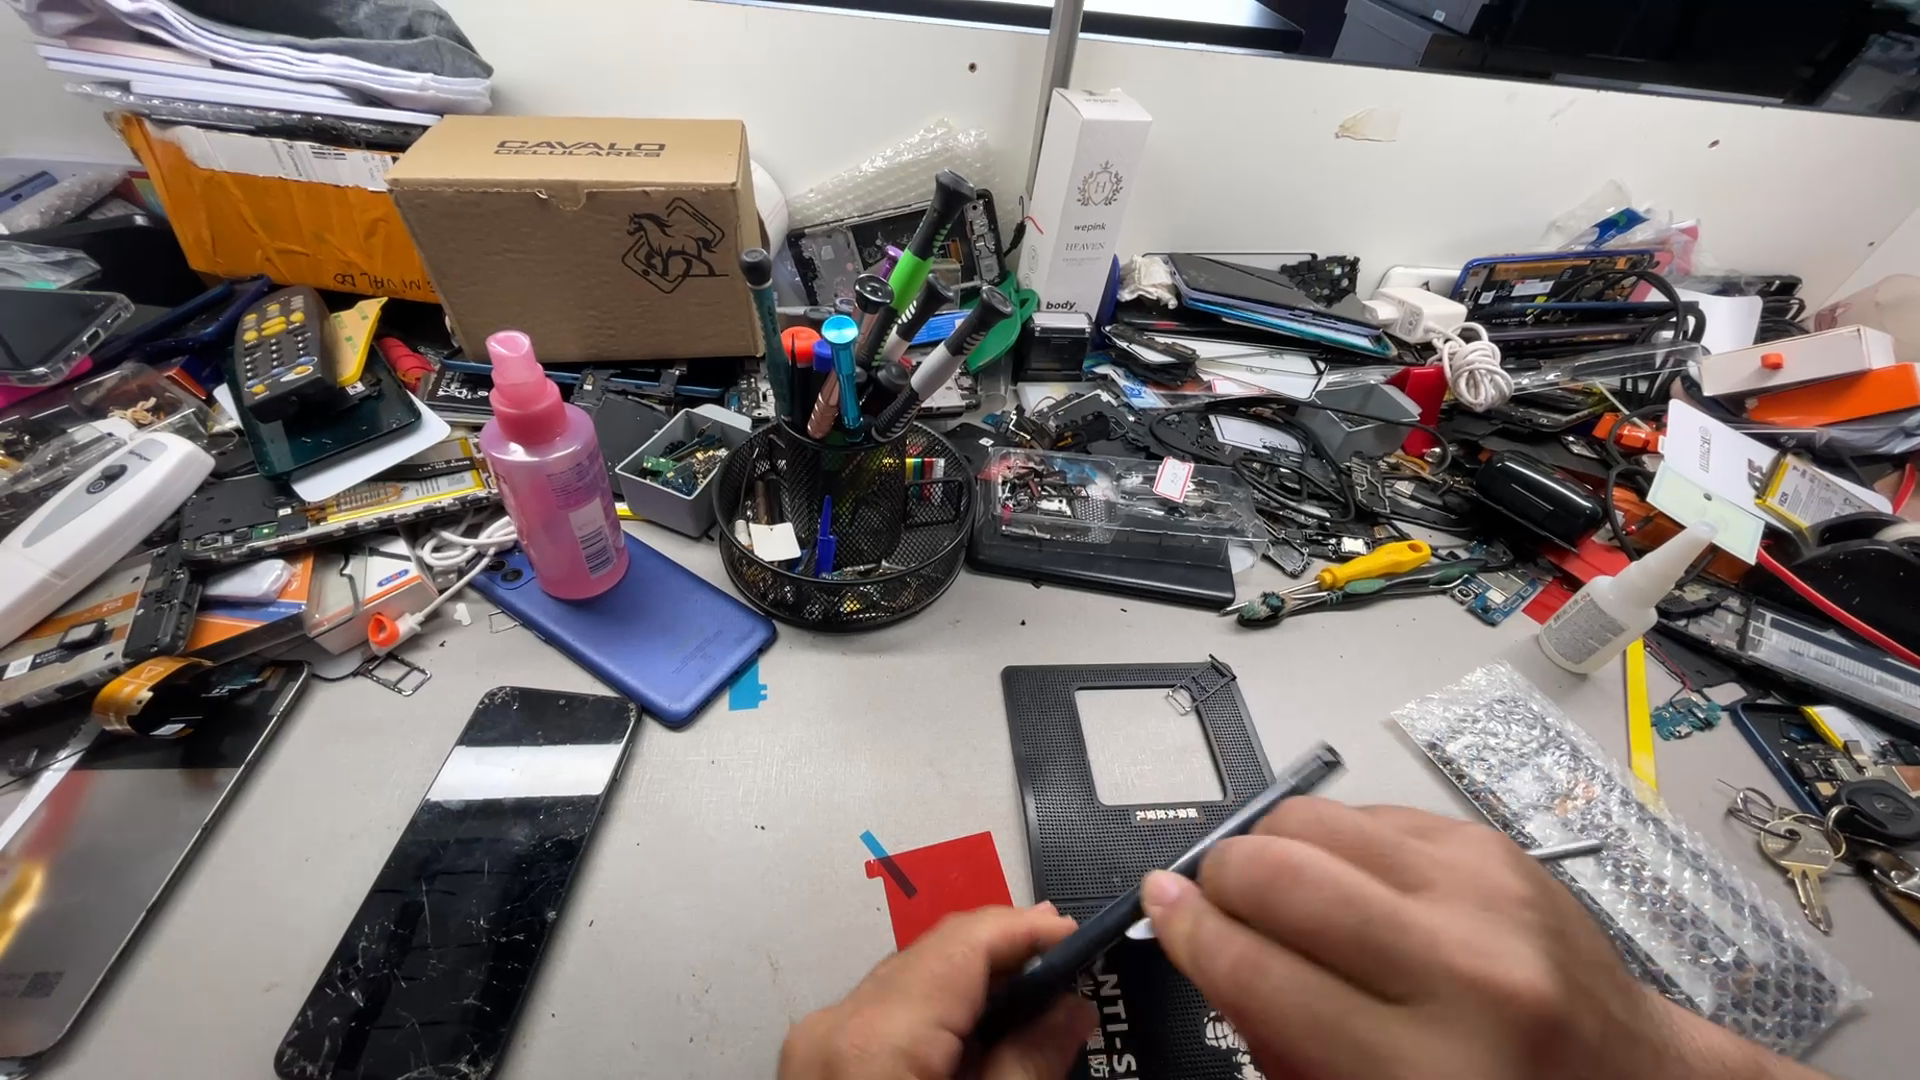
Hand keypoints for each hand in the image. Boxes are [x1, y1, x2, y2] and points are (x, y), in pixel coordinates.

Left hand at [780, 904, 1095, 1079]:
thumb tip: (1068, 1008)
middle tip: (1068, 968)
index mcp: (874, 1039)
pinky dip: (939, 1013)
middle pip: (935, 954)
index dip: (1024, 929)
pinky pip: (889, 1012)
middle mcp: (835, 1023)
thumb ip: (1027, 1066)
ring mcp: (817, 1042)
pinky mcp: (816, 1062)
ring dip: (974, 983)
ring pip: (913, 978)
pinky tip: (980, 1036)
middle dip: (1004, 956)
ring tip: (1035, 1001)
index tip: (1076, 935)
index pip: (962, 942)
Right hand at [1139, 798, 1828, 1079]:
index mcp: (1432, 1072)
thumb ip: (1282, 1042)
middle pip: (1275, 873)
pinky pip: (1357, 812)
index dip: (1187, 932)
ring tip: (1281, 888)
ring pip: (1306, 819)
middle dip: (1217, 878)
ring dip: (1266, 847)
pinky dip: (1328, 842)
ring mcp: (1480, 890)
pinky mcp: (1485, 842)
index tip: (1157, 905)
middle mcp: (1462, 969)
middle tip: (1213, 899)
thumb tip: (1203, 941)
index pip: (1260, 972)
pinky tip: (1349, 882)